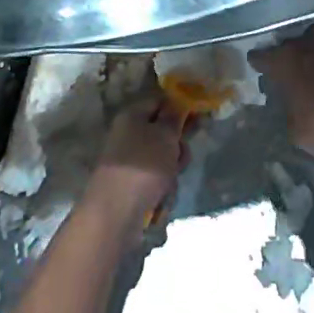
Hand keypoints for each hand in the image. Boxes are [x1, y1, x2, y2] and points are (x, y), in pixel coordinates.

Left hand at [85, 93, 187, 222]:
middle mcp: (127, 134)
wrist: (116, 211)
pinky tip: (161, 197)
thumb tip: (175, 103)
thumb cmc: (144, 165)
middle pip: (161, 133)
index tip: (197, 119)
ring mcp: (126, 160)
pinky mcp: (128, 183)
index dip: (178, 108)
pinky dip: (161, 186)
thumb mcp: (165, 135)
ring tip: (169, 183)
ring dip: (170, 170)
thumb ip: (174, 117)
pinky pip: (152, 178)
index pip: (158, 102)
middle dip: (176, 147)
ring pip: (160, 158)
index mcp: (131, 115)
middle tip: (181, 159)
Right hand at [251, 25, 313, 171]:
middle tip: (307, 74)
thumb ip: (288, 104)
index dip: (264, 64)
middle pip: (297, 42)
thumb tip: (289, 95)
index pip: (263, 55)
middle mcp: (309, 38)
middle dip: (299, 55)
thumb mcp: (297, 129)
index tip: (265, 71)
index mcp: (285, 61)